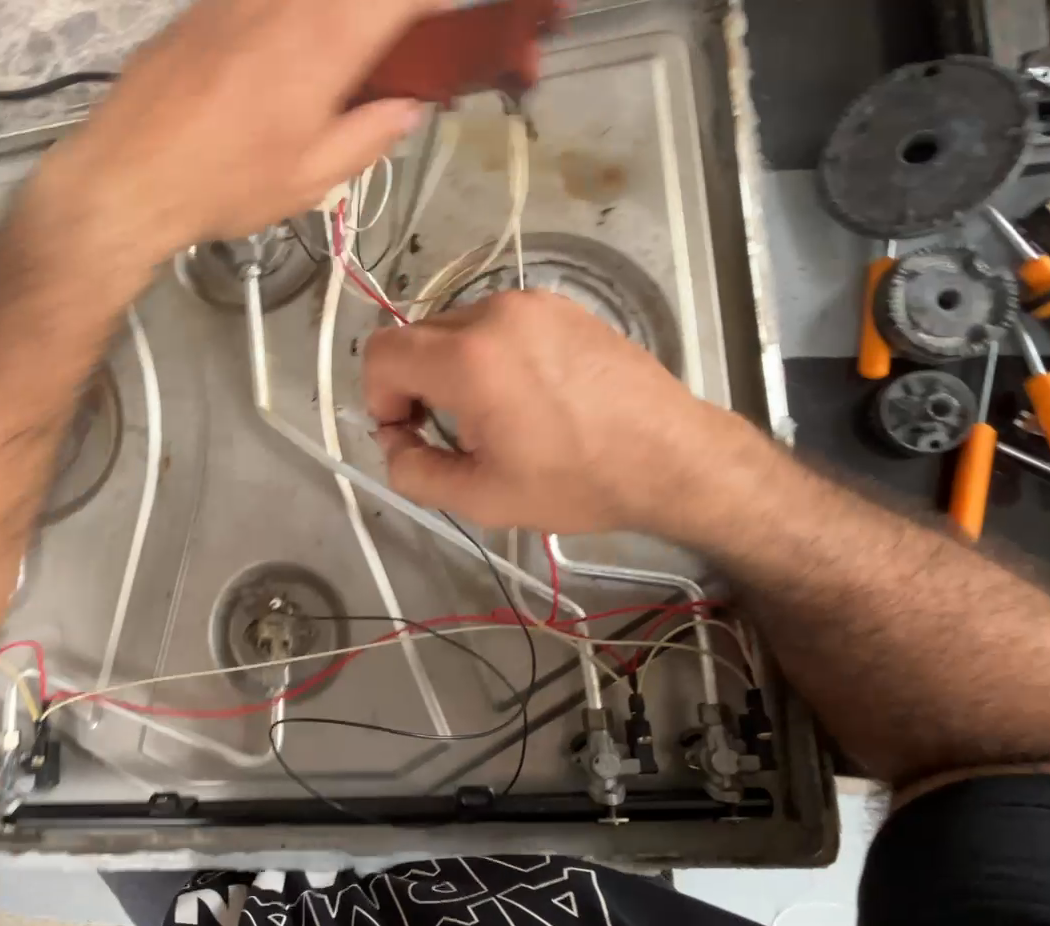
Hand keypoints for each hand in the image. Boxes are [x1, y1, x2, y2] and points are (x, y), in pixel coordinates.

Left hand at [44, 0, 444, 258]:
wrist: (126, 176)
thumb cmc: (222, 186)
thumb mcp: (311, 179)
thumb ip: (370, 135)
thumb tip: (407, 109)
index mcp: (327, 35)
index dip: (444, 9)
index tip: (456, 29)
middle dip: (392, 20)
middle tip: (397, 57)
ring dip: (346, 22)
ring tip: (341, 74)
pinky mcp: (210, 0)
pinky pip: (273, 0)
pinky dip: (303, 20)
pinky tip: (289, 65)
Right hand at [364, 289, 747, 535]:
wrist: (672, 457)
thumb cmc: (575, 482)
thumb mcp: (479, 498)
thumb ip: (412, 470)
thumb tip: (394, 442)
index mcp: (468, 359)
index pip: (381, 353)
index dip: (378, 397)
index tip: (409, 433)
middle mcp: (494, 313)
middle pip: (414, 338)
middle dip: (414, 385)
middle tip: (449, 434)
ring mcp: (531, 303)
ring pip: (453, 328)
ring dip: (449, 369)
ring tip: (491, 415)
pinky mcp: (560, 305)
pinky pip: (495, 323)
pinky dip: (487, 354)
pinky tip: (524, 394)